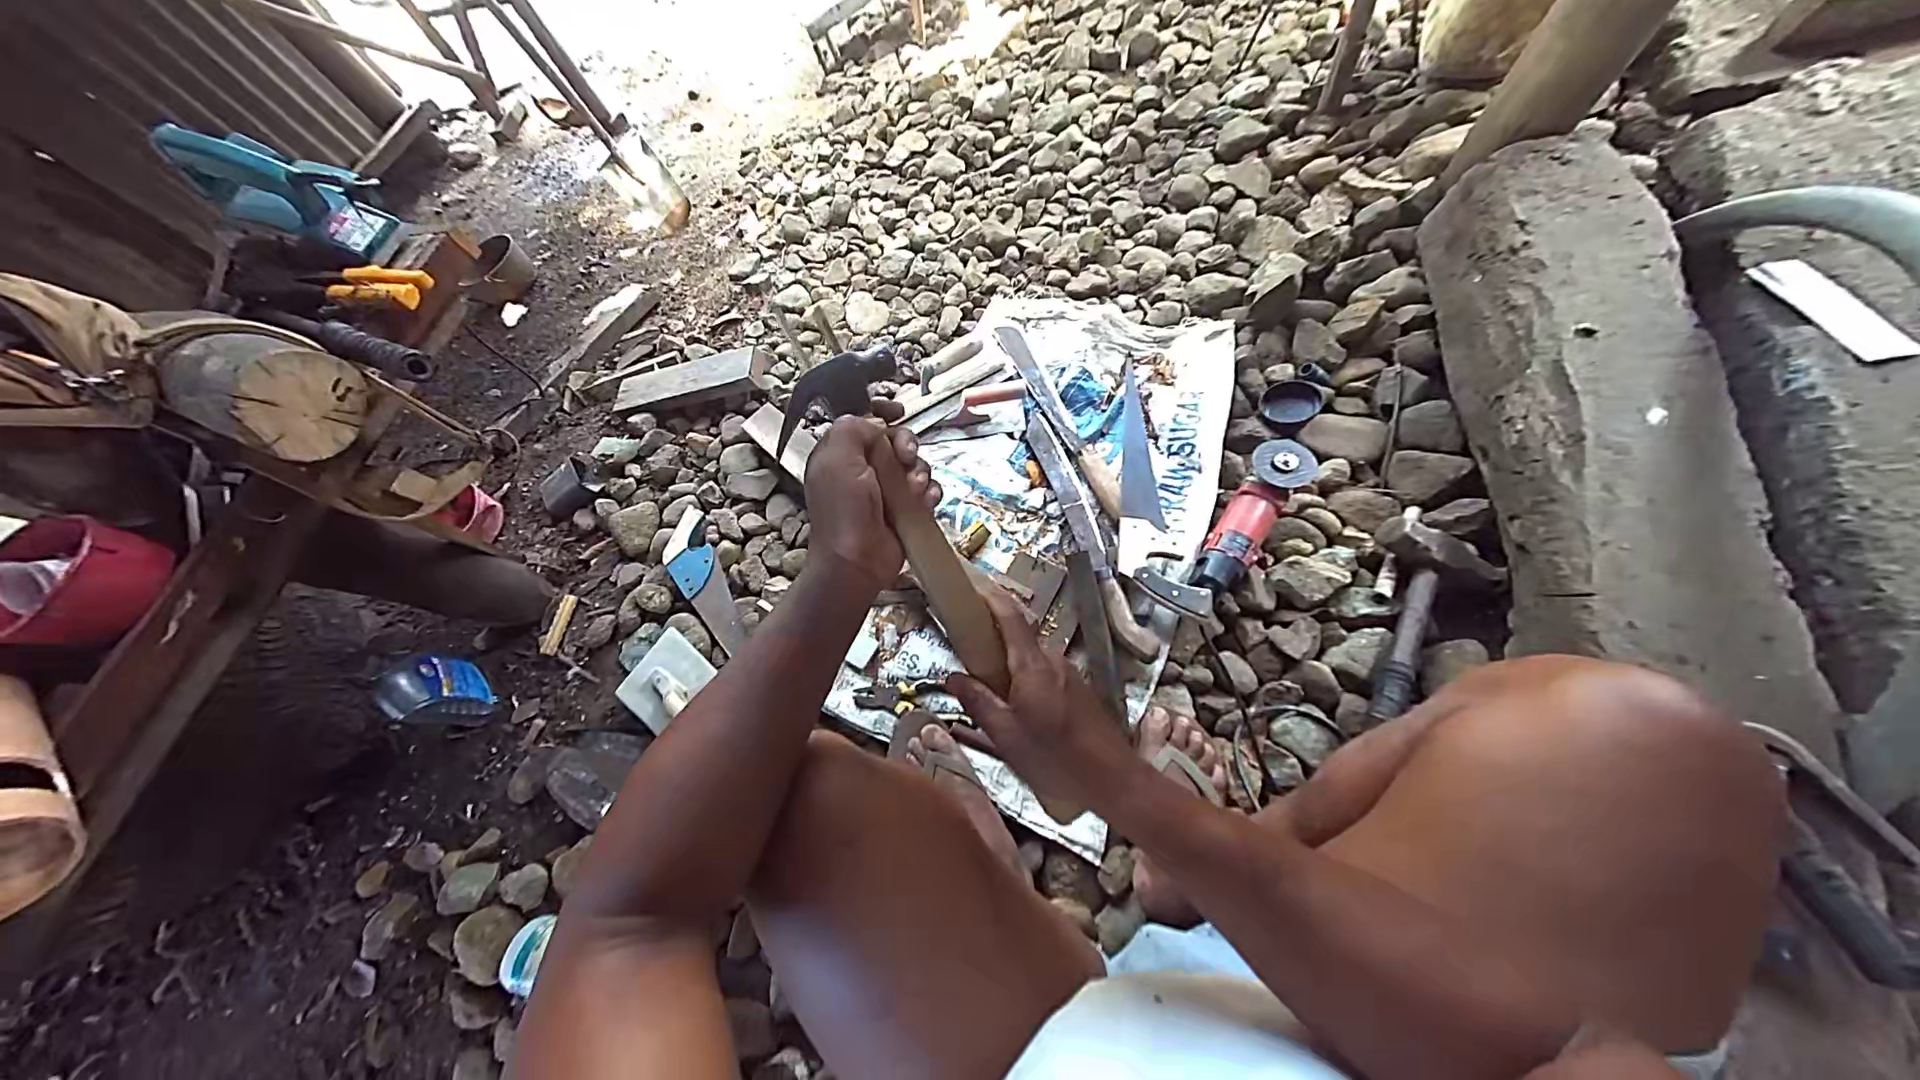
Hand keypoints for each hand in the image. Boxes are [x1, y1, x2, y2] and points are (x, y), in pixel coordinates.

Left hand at [802, 407, 940, 594]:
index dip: (883, 413)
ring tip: (913, 490)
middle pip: (897, 440)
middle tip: (905, 458)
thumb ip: (853, 428)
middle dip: (906, 445)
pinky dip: (930, 493)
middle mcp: (864, 468)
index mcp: (842, 453)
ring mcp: (887, 490)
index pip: (866, 420)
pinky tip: (925, 502)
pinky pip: (927, 491)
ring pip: (915, 465)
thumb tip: (877, 424)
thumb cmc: (842, 510)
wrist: (856, 560)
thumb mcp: (837, 457)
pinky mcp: (907, 510)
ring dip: (919, 473)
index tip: (897, 412)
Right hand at [946, 590, 1135, 809]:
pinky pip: (1044, 673)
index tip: (971, 585)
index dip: (991, 597)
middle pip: (1019, 637)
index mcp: (1034, 667)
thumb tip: (953, 677)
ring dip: (1009, 664)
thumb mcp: (1006, 736)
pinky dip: (1026, 679)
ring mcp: (1069, 674)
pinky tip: (1018, 708)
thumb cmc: (1057, 760)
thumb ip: (979, 702)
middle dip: (992, 640)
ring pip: (1031, 658)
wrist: (1113, 780)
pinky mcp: (1078, 689)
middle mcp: (1054, 662)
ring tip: (988, 689)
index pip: (1011, 618)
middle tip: (966, 653)